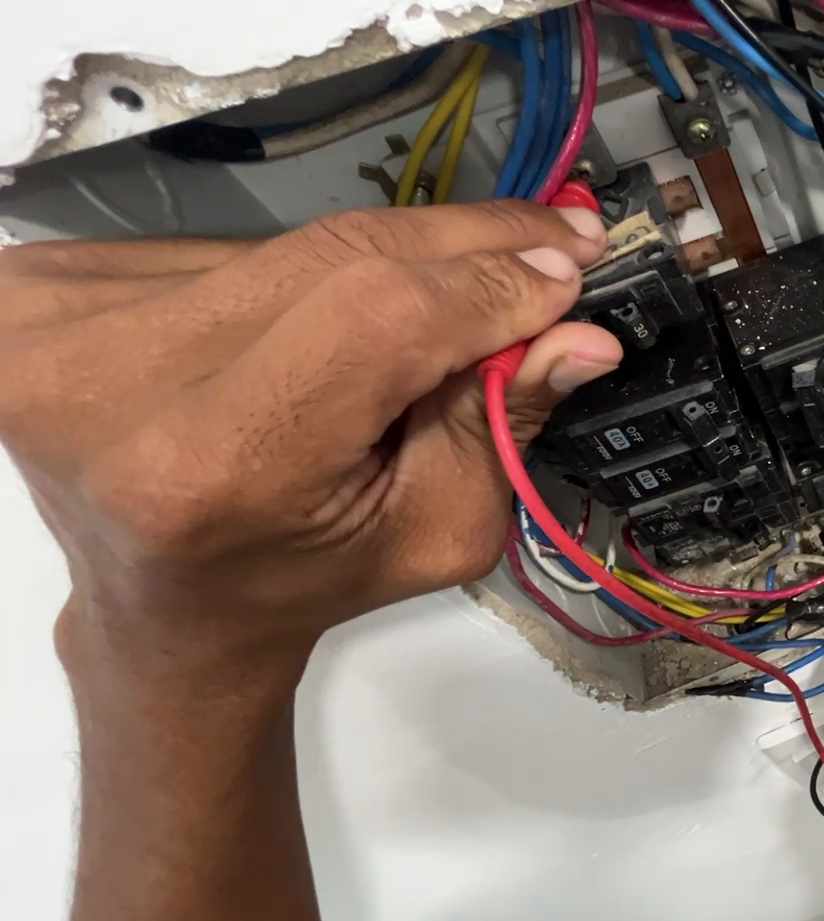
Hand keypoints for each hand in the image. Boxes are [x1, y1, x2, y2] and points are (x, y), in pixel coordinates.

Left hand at [0, 203, 621, 692]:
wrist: (172, 596)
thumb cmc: (322, 576)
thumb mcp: (448, 526)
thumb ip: (506, 425)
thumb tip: (586, 339)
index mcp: (217, 465)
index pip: (379, 319)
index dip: (489, 289)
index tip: (571, 277)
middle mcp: (105, 372)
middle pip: (341, 253)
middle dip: (477, 242)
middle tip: (565, 237)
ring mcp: (57, 311)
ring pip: (306, 242)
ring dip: (420, 257)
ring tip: (488, 283)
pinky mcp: (50, 275)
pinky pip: (257, 249)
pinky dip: (344, 270)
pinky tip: (372, 308)